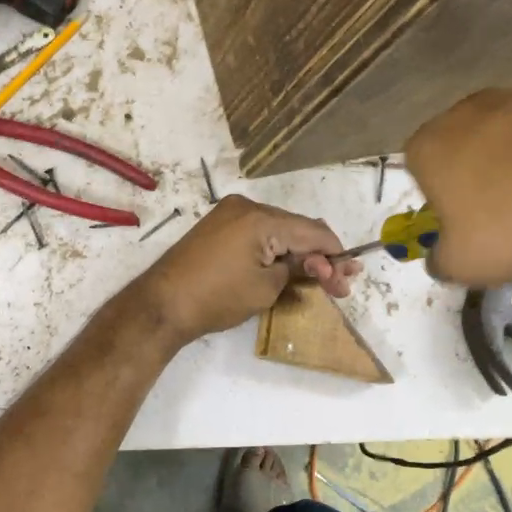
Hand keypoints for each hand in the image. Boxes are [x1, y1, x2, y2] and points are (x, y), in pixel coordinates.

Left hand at [128, 195, 360, 345]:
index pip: (313, 231)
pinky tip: (289, 269)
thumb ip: (298, 270)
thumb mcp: (266, 287)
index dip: (335, 255)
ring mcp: (228, 215)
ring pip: (278, 231)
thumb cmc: (216, 297)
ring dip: (299, 254)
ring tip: (318, 281)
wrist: (162, 304)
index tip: (349, 279)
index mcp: (260, 217)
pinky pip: (257, 234)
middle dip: (319, 256)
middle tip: (339, 286)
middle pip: (296, 228)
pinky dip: (275, 250)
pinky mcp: (217, 227)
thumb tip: (321, 265)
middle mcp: (245, 207)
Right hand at [406, 80, 511, 285]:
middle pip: (464, 158)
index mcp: (425, 147)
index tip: (477, 232)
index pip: (419, 181)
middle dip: (483, 186)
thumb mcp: (468, 264)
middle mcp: (462, 112)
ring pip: (510, 143)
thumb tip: (443, 253)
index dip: (446, 211)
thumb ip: (440, 261)